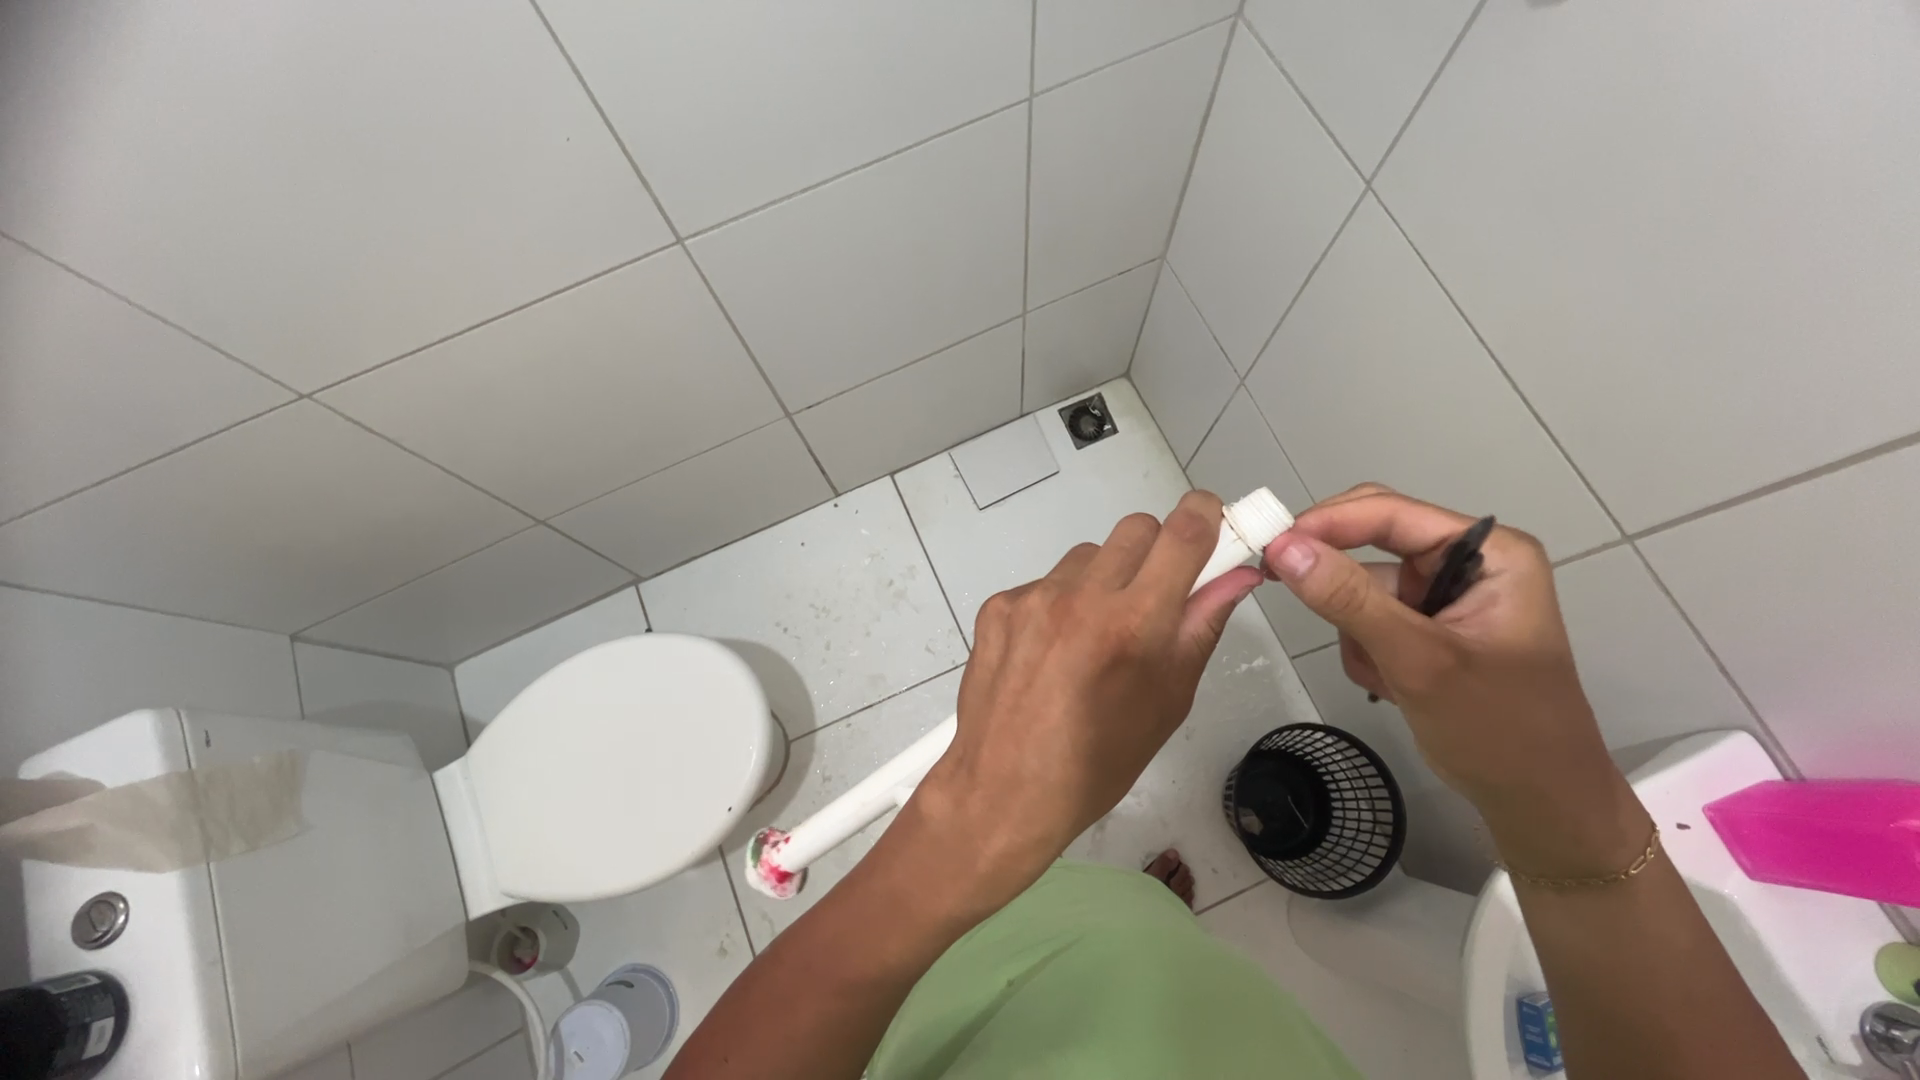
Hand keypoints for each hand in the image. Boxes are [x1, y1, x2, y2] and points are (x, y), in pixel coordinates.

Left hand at [911, 490, 1262, 900]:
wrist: (1002, 791)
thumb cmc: (1098, 763)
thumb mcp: (1168, 703)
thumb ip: (1201, 628)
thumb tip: (1238, 575)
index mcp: (1133, 624)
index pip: (1182, 532)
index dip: (1207, 515)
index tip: (1214, 524)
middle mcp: (1081, 596)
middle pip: (1136, 529)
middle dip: (1157, 551)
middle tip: (1154, 598)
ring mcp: (1032, 597)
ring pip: (1089, 555)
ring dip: (1105, 579)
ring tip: (1094, 637)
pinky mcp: (998, 606)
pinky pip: (1045, 582)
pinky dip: (1060, 603)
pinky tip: (1051, 652)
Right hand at [1264, 484, 1645, 875]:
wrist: (1538, 803)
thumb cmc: (1499, 729)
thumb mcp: (1418, 659)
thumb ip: (1348, 600)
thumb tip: (1281, 547)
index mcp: (1490, 552)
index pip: (1391, 513)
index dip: (1326, 523)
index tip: (1271, 546)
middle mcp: (1467, 563)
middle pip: (1373, 541)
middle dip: (1339, 579)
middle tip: (1282, 585)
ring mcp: (1445, 597)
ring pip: (1362, 586)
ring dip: (1355, 629)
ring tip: (1384, 676)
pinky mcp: (1427, 629)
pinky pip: (1366, 619)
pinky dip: (1364, 650)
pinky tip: (1390, 685)